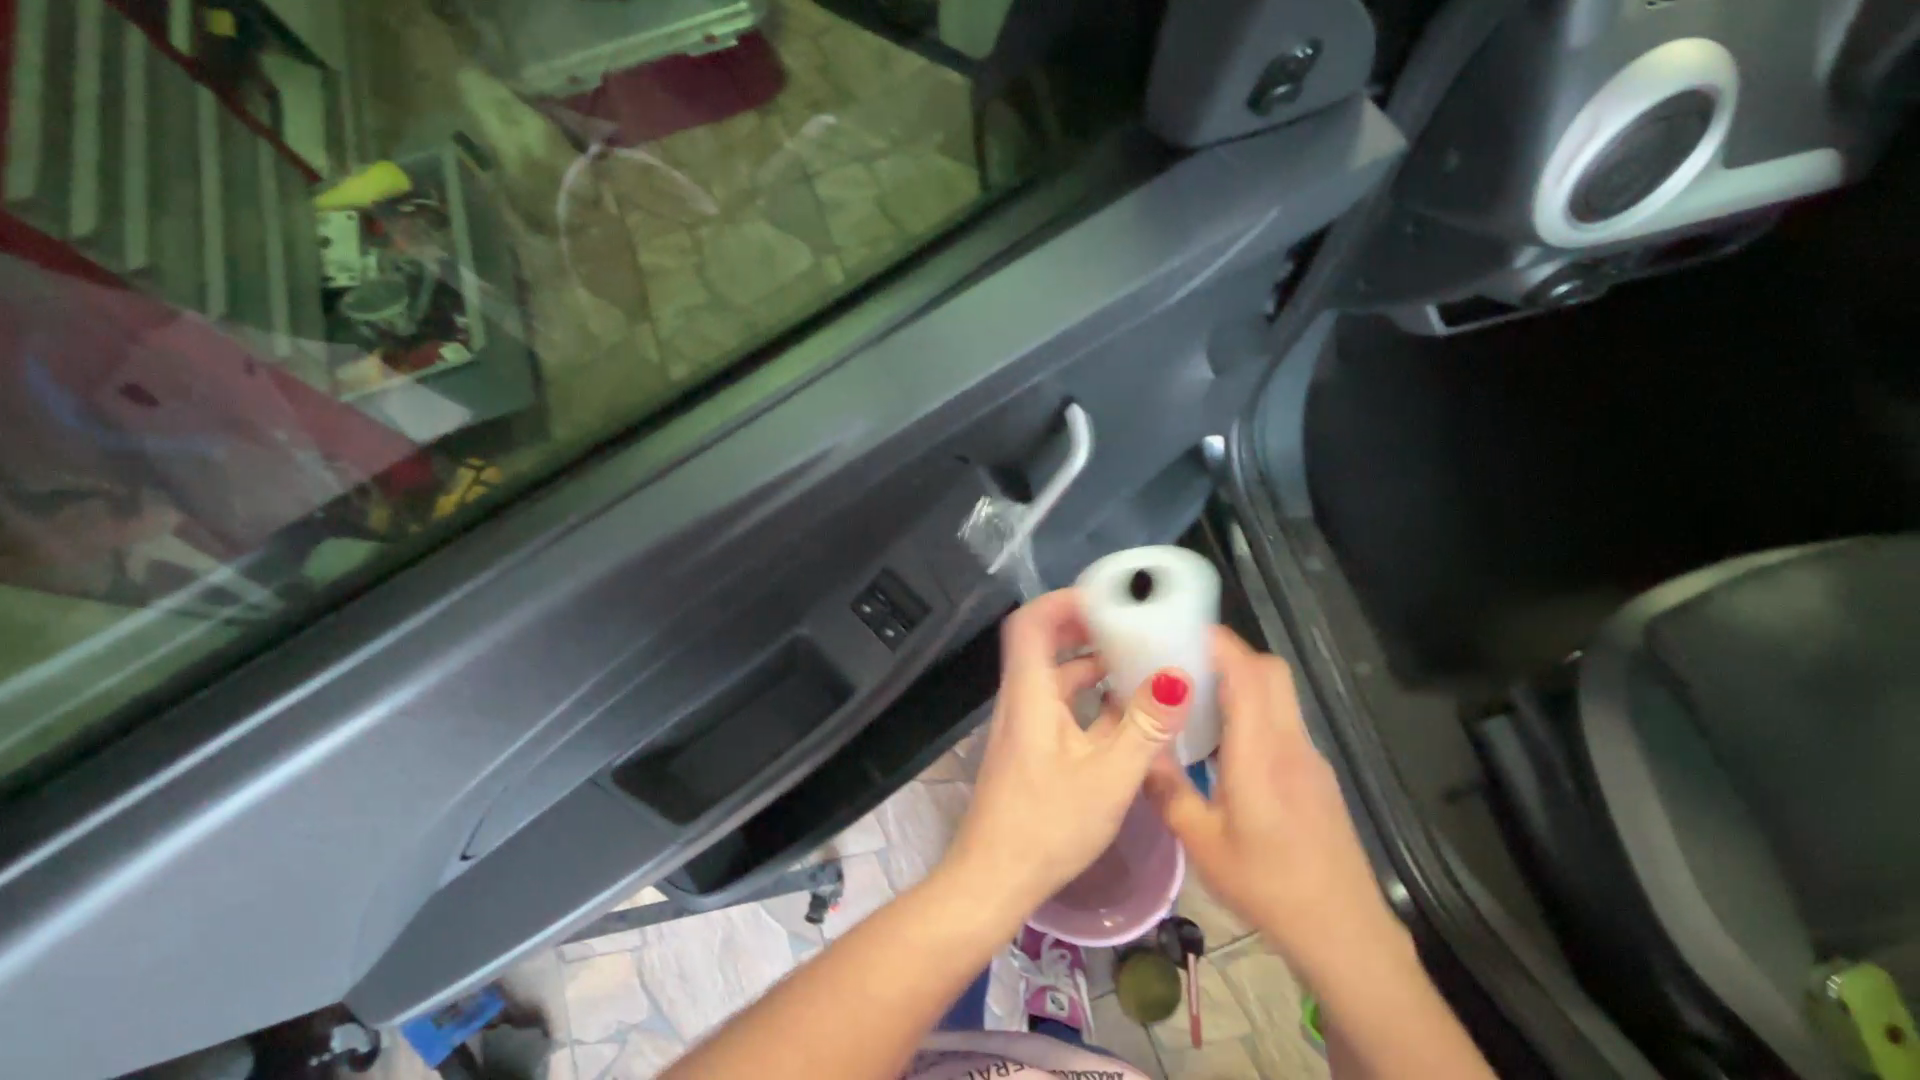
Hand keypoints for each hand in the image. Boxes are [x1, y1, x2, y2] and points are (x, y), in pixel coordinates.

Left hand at [939, 589, 1192, 922]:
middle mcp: (1021, 701)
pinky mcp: (1029, 751)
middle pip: (1045, 644)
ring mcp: (1022, 727)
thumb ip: (1145, 726)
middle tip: (1134, 627)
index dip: (1065, 600)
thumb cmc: (1048, 826)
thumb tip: (1177, 676)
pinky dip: (1089, 700)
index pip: (1032, 622)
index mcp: (1031, 694)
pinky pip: (1059, 707)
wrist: (994, 878)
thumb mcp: (1109, 777)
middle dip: (1087, 629)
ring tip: (1140, 666)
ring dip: (1092, 666)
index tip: (1110, 599)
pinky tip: (1125, 717)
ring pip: (1055, 678)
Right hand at [1146, 627, 1408, 982]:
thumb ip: (1168, 792)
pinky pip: (1283, 723)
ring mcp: (1309, 758)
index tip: (1178, 633)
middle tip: (1183, 665)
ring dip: (1242, 683)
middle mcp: (1291, 744)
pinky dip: (1254, 713)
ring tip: (1195, 701)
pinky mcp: (1316, 776)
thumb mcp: (1203, 844)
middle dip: (1229, 655)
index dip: (1217, 644)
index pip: (1248, 674)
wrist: (1343, 929)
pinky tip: (1224, 748)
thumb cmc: (1269, 886)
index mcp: (1261, 754)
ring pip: (1279, 695)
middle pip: (1270, 672)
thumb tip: (1139, 753)